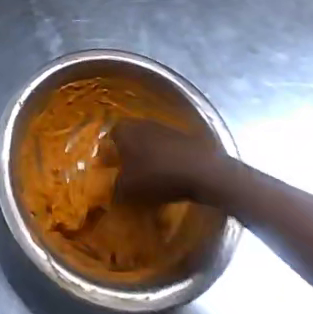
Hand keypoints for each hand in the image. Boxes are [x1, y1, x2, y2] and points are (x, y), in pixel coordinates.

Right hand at [110, 119, 234, 205]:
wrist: (203, 171)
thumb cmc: (157, 174)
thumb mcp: (128, 188)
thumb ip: (114, 187)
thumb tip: (111, 190)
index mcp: (122, 129)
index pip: (109, 140)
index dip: (110, 158)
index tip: (114, 174)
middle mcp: (140, 123)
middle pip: (130, 142)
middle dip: (130, 159)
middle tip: (131, 179)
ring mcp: (164, 128)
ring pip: (149, 147)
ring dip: (150, 161)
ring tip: (153, 183)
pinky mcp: (183, 138)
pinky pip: (168, 152)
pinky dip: (167, 164)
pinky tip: (172, 181)